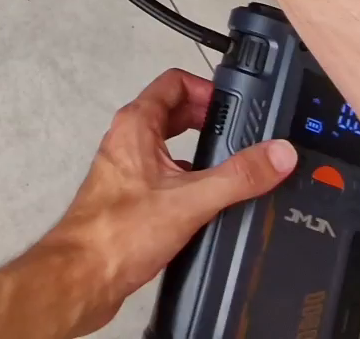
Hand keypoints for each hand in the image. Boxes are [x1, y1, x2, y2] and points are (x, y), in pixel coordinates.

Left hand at [35, 69, 296, 333]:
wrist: (83, 275)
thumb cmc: (117, 232)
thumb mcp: (191, 199)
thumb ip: (237, 176)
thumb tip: (276, 155)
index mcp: (137, 124)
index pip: (174, 82)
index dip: (206, 88)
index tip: (233, 104)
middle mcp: (128, 138)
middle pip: (172, 110)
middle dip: (206, 117)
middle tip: (236, 132)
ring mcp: (126, 165)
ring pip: (167, 141)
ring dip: (195, 146)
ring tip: (226, 161)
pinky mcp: (129, 193)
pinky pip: (162, 169)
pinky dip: (185, 173)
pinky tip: (203, 196)